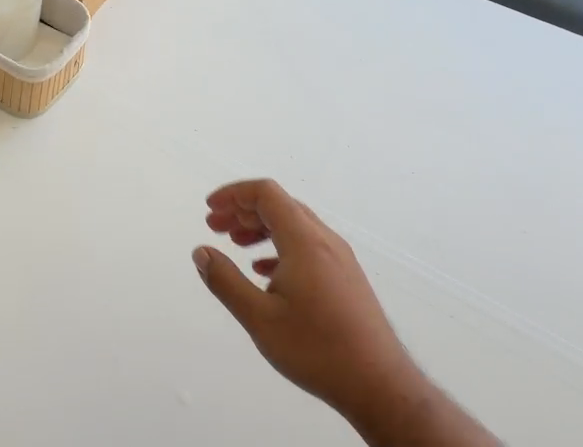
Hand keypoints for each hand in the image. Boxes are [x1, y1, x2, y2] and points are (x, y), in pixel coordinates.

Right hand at [192, 180, 427, 429]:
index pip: (266, 193)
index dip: (233, 194)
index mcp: (304, 241)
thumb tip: (201, 252)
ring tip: (236, 245)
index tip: (210, 210)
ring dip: (261, 228)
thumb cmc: (317, 349)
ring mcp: (340, 260)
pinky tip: (265, 272)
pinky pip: (308, 246)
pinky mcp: (347, 279)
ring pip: (295, 226)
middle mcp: (325, 242)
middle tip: (215, 227)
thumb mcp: (258, 317)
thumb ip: (225, 280)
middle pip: (280, 205)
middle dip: (243, 210)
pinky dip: (280, 247)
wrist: (382, 388)